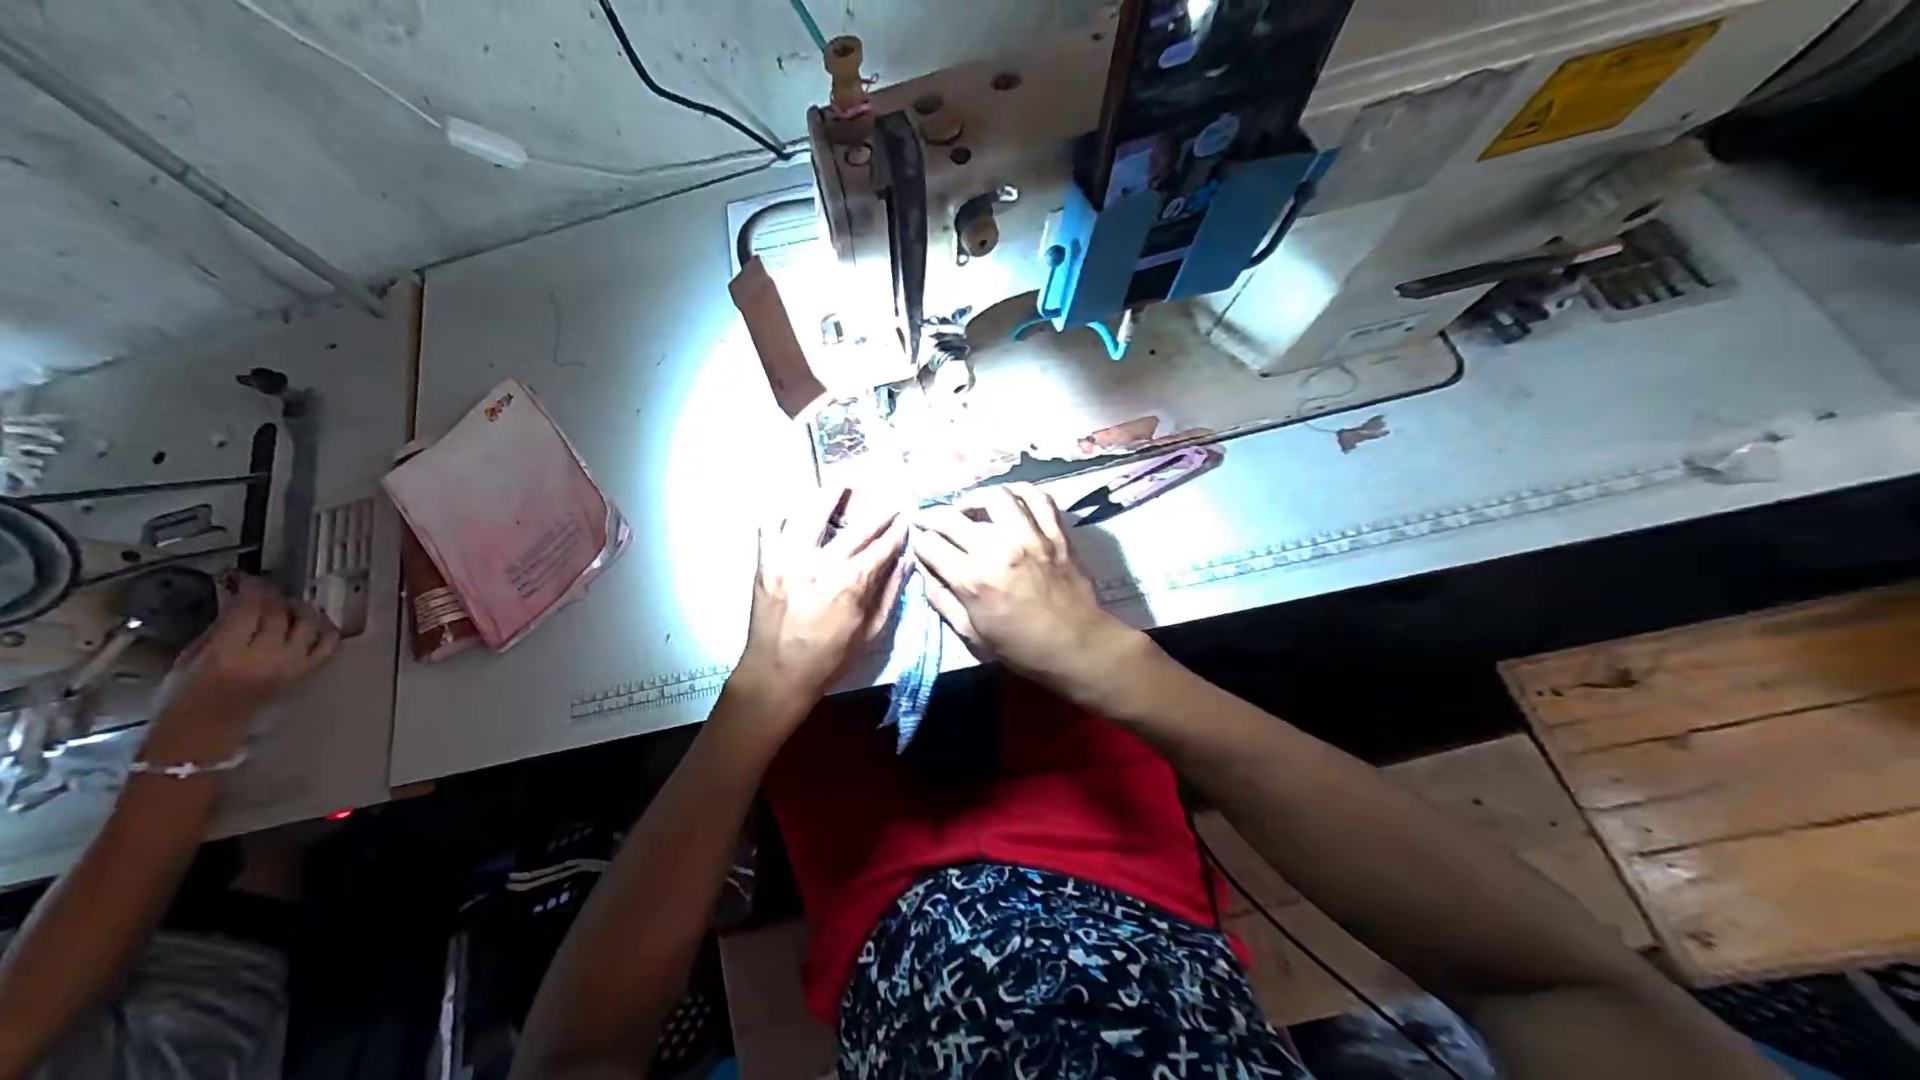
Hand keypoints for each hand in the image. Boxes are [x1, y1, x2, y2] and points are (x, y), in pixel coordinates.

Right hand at [148, 578, 340, 754]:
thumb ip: (219, 624)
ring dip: (300, 608)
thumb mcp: (190, 655)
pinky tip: (313, 621)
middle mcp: (267, 657)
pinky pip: (328, 644)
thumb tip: (234, 594)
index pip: (250, 609)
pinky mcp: (306, 672)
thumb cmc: (186, 693)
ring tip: (286, 604)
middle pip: (279, 614)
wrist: (206, 727)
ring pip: (309, 624)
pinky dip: (325, 628)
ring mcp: (292, 664)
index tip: (245, 578)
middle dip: (271, 595)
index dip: (250, 588)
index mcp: (230, 653)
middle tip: (263, 589)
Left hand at [733, 487, 907, 713]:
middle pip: (854, 530)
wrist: (777, 675)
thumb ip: (889, 595)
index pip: (880, 549)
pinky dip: (779, 518)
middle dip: (876, 515)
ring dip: (828, 497)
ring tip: (839, 485)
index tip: (905, 521)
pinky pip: (769, 531)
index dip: (896, 534)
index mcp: (849, 584)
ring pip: (810, 516)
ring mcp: (788, 561)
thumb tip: (906, 563)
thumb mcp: (869, 634)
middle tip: (889, 503)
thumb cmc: (828, 660)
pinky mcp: (765, 565)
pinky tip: (789, 509)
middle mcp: (819, 565)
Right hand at [913, 484, 1145, 701]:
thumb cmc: (1021, 647)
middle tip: (927, 519)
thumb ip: (942, 599)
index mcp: (974, 580)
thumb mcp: (971, 634)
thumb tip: (923, 569)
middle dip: (931, 517)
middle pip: (952, 517)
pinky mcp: (1056, 533)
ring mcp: (1031, 537)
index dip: (920, 544)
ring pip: (994, 497)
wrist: (1077, 646)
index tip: (922, 546)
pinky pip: (1037, 498)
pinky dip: (1019, 492)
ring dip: (973, 498)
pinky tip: (1007, 499)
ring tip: (967, 507)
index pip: (931, 545)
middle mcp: (999, 550)